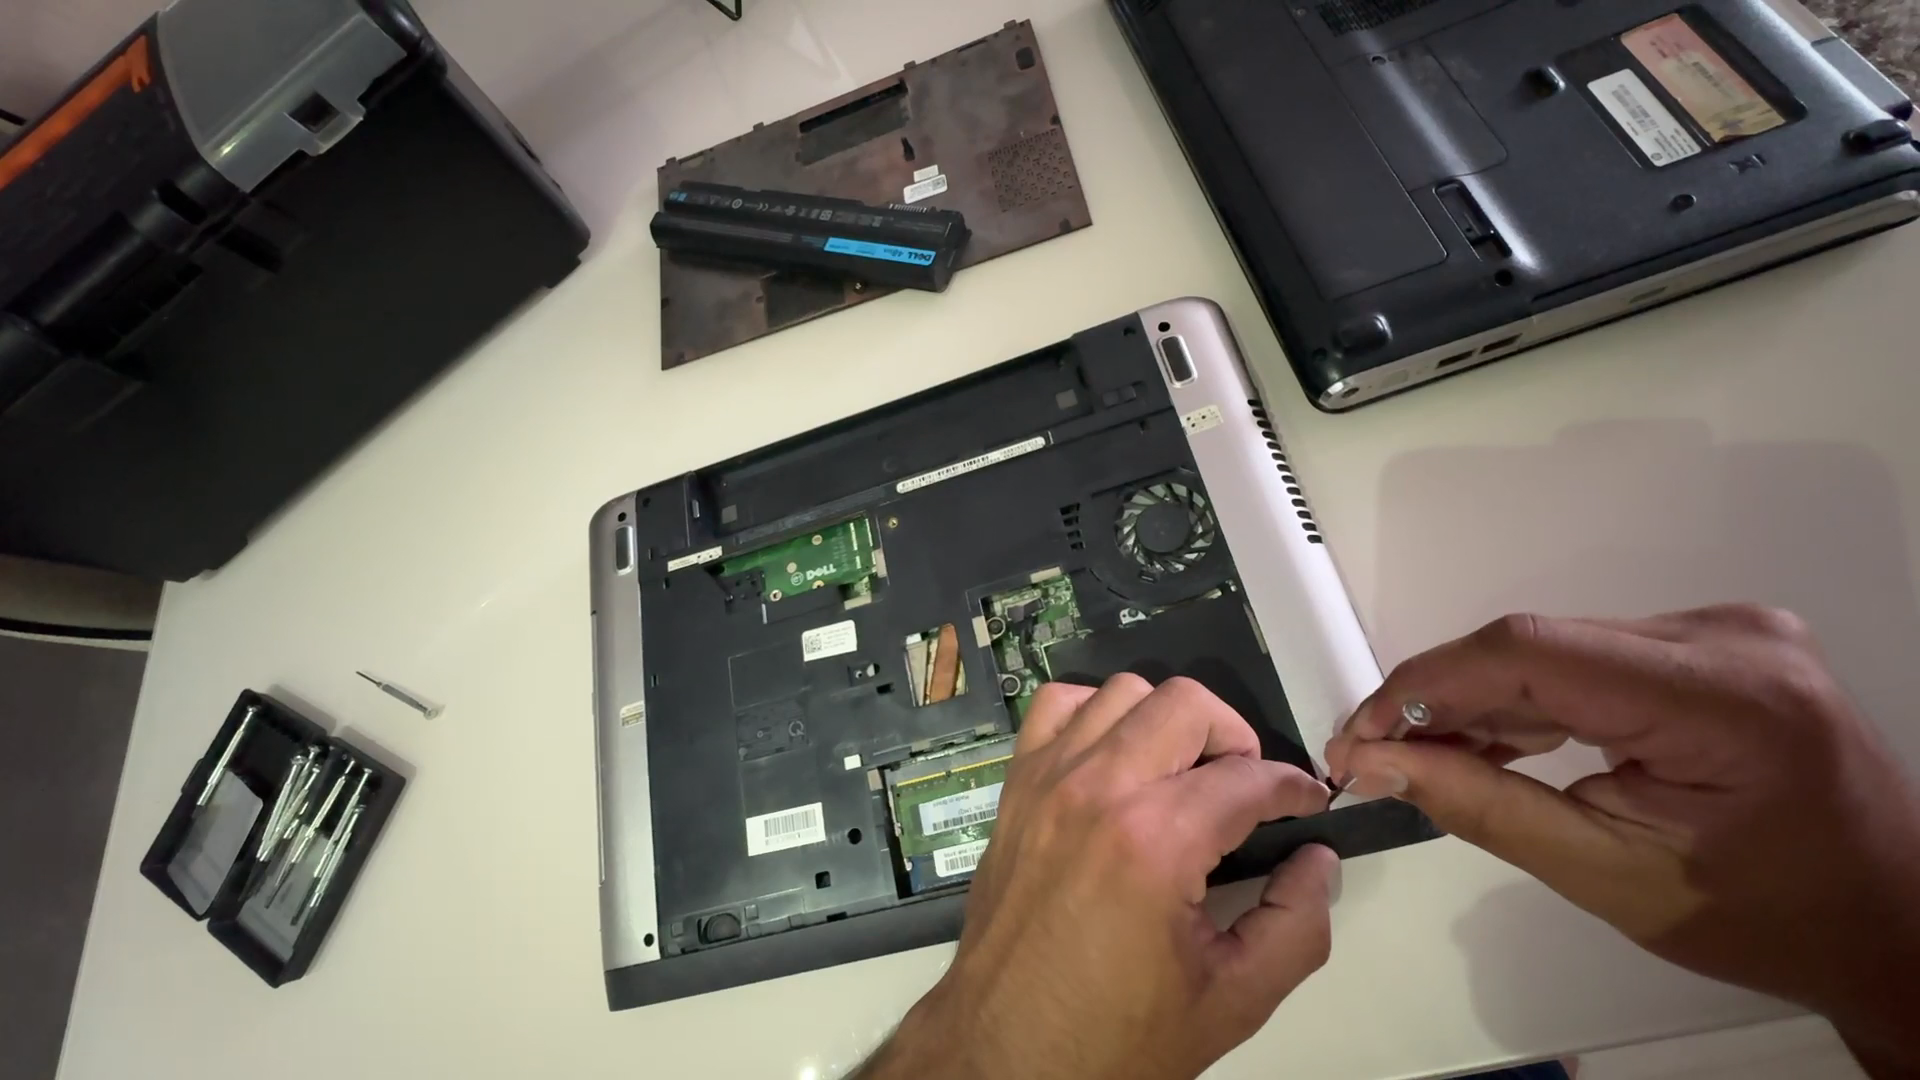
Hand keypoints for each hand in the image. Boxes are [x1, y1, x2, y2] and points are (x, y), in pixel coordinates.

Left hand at [861, 675, 1336, 1079]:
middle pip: (1187, 705)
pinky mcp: (1017, 783)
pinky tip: (1114, 753)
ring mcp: (1049, 777)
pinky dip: (1094, 711)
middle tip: (1247, 787)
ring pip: (1124, 692)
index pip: (1247, 778)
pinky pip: (1056, 706)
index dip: (1293, 787)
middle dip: (1235, 737)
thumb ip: (1296, 924)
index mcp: (1155, 840)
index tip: (1306, 802)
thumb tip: (1318, 859)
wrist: (1007, 1048)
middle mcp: (1098, 788)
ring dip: (1167, 720)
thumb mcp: (1232, 998)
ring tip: (1183, 771)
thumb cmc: (1116, 1033)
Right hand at [1325, 606, 1919, 1072]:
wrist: (1893, 925)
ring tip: (1418, 754)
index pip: (1526, 656)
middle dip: (1436, 700)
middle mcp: (1722, 638)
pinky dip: (1516, 701)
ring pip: (1541, 651)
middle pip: (1527, 649)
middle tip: (1372, 754)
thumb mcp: (1606, 874)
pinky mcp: (1698, 645)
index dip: (1422, 686)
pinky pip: (1572, 659)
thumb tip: (1369, 760)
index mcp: (1723, 700)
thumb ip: (1477, 805)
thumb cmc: (1767, 919)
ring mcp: (1715, 633)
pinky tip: (1480, 740)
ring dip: (1470, 701)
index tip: (1356, 735)